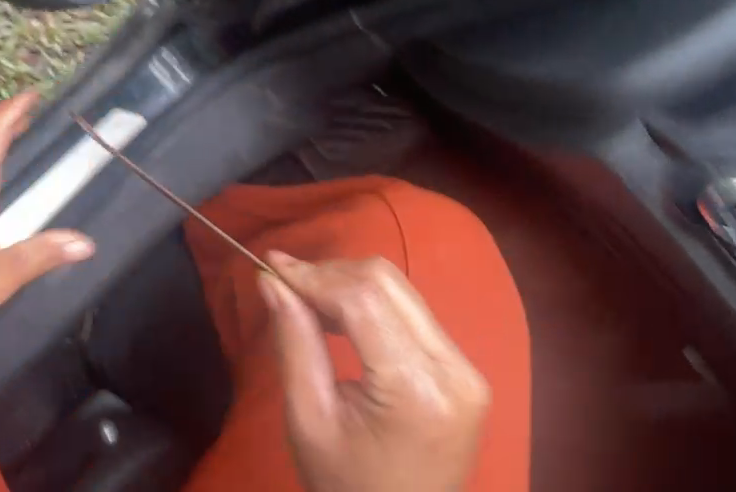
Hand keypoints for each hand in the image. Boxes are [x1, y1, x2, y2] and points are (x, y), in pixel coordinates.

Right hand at [260, 254, 489, 491]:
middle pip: (384, 282)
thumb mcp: (308, 417)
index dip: (312, 274)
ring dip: (347, 282)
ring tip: (310, 303)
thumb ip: (294, 341)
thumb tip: (270, 278)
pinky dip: (368, 298)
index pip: (362, 298)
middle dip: (328, 273)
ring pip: (398, 287)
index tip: (269, 265)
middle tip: (287, 288)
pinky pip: (410, 307)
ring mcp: (465, 368)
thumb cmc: (346, 484)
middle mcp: (453, 370)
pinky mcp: (463, 369)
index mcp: (415, 389)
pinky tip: (340, 316)